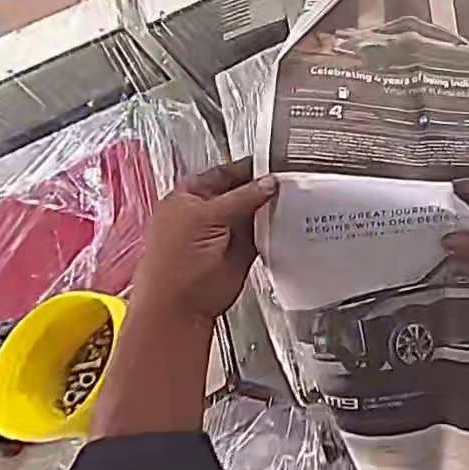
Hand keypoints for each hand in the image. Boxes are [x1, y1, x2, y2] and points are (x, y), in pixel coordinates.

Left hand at [95, 159, 275, 439]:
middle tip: (288, 178)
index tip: (271, 162)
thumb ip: (241, 197)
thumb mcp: (207, 216)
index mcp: (191, 196)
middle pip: (242, 192)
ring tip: (293, 196)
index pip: (224, 172)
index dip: (247, 167)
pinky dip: (274, 228)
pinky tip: (287, 220)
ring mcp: (225, 232)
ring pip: (254, 212)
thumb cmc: (175, 262)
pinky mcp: (241, 251)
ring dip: (270, 207)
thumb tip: (266, 182)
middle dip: (263, 186)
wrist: (180, 307)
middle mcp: (208, 212)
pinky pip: (263, 233)